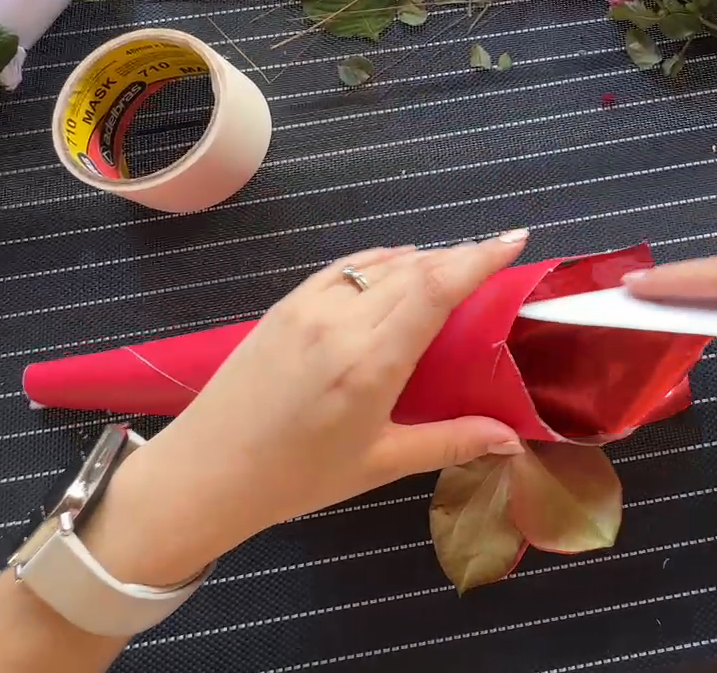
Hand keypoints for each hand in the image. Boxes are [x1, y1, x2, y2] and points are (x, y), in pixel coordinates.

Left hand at [84, 234, 530, 584]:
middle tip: (495, 256)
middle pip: (418, 268)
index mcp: (370, 363)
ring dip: (426, 258)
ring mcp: (310, 306)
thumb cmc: (296, 478)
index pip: (436, 288)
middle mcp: (343, 321)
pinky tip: (400, 265)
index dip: (479, 258)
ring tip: (455, 266)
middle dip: (463, 256)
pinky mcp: (287, 302)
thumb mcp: (378, 464)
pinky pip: (348, 266)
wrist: (201, 476)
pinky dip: (383, 260)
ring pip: (384, 263)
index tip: (515, 239)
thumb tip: (514, 438)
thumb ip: (450, 441)